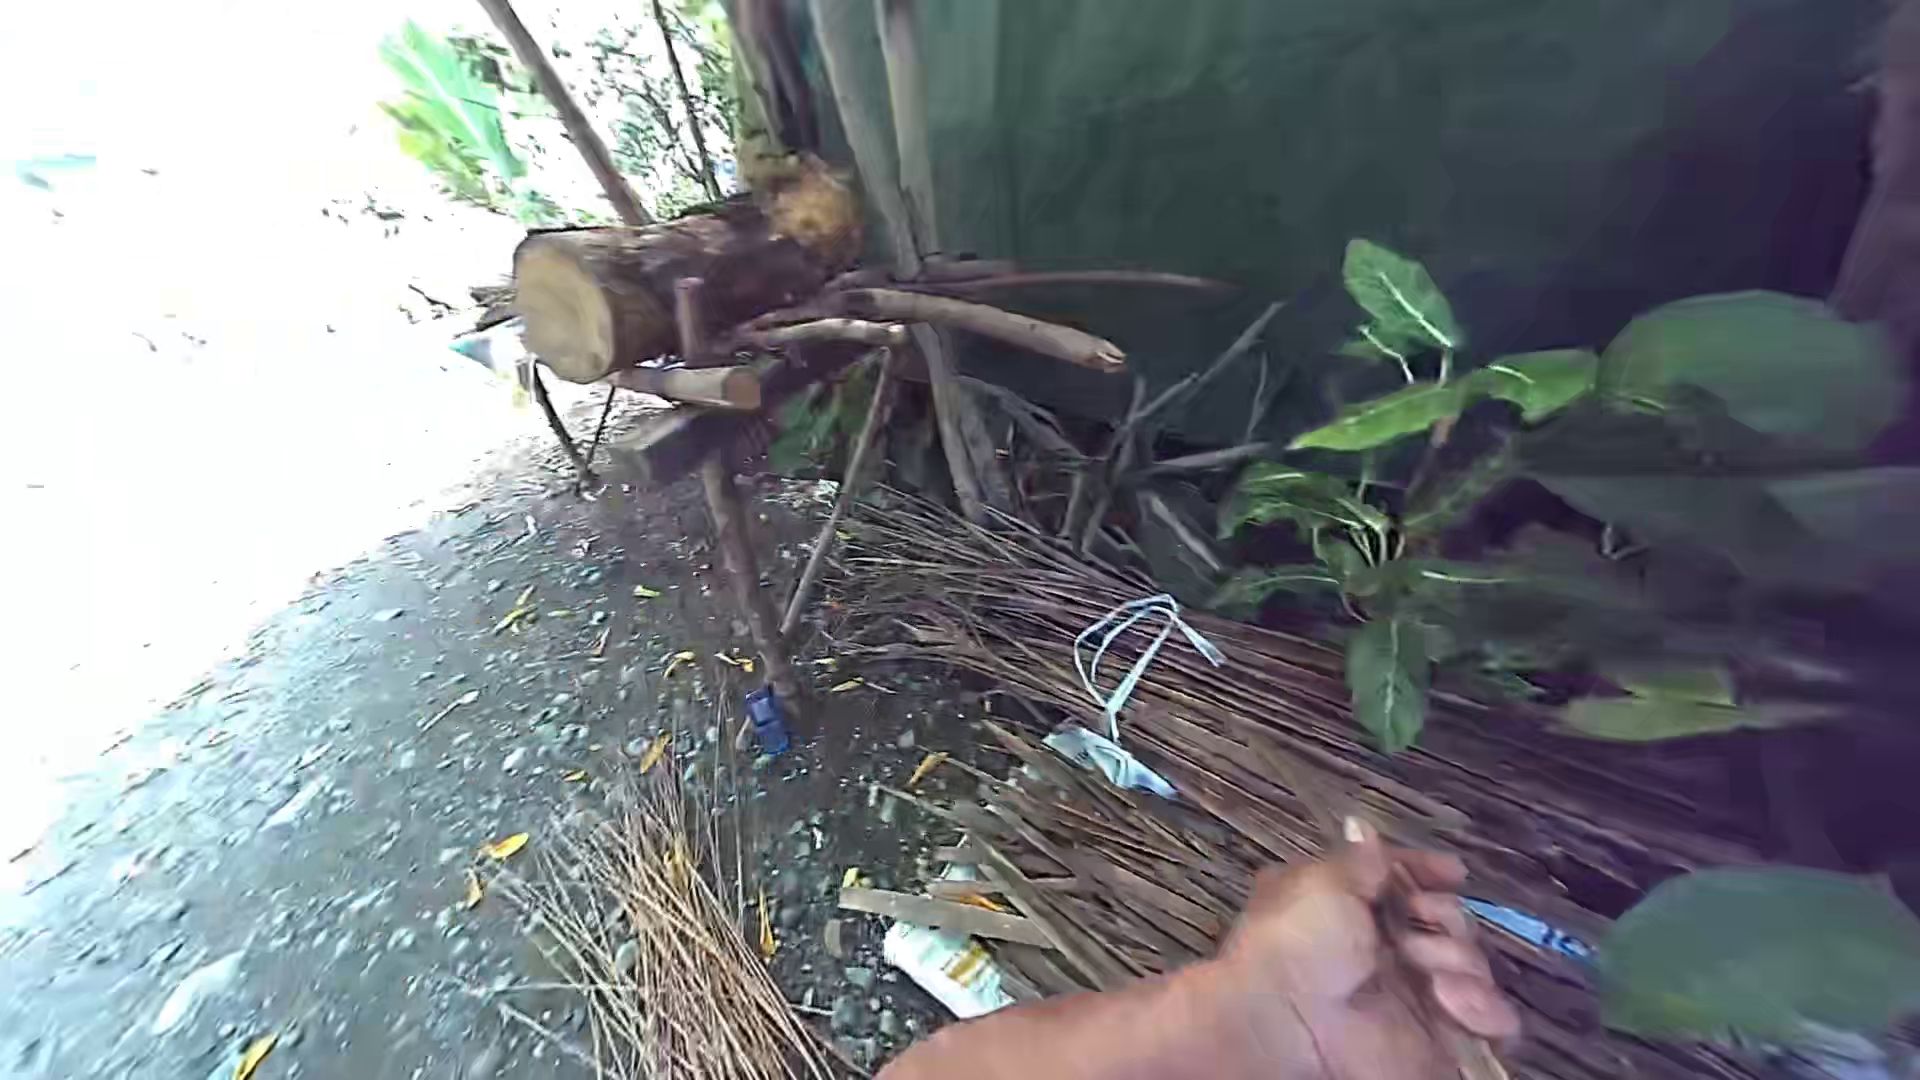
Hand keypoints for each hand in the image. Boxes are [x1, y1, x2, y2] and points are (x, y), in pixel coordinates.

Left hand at [1203, 819, 1520, 1079]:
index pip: (1394, 875)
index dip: (1424, 869)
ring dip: (1461, 960)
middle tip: (1431, 919)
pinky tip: (1457, 1004)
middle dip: (1446, 914)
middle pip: (1442, 914)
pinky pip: (1488, 1017)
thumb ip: (1357, 859)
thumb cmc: (1300, 936)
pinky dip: (1484, 1009)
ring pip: (1469, 961)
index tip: (1453, 871)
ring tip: (1434, 972)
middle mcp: (1378, 937)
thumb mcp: (1323, 883)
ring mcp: (1410, 985)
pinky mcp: (1439, 1033)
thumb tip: (1363, 825)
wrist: (1296, 1019)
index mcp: (1344, 897)